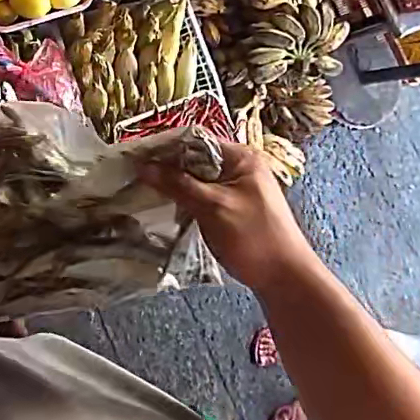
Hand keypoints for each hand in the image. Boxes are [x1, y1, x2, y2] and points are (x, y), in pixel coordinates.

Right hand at [136, 142, 316, 289]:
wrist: (285, 279)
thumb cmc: (254, 237)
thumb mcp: (213, 207)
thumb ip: (178, 184)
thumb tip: (143, 166)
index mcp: (241, 158)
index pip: (196, 140)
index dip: (165, 146)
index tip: (136, 155)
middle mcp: (239, 167)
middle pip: (194, 158)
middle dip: (166, 166)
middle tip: (134, 173)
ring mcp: (236, 188)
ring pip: (196, 178)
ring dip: (173, 183)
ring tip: (142, 187)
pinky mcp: (231, 208)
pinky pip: (201, 195)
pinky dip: (183, 198)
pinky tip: (163, 204)